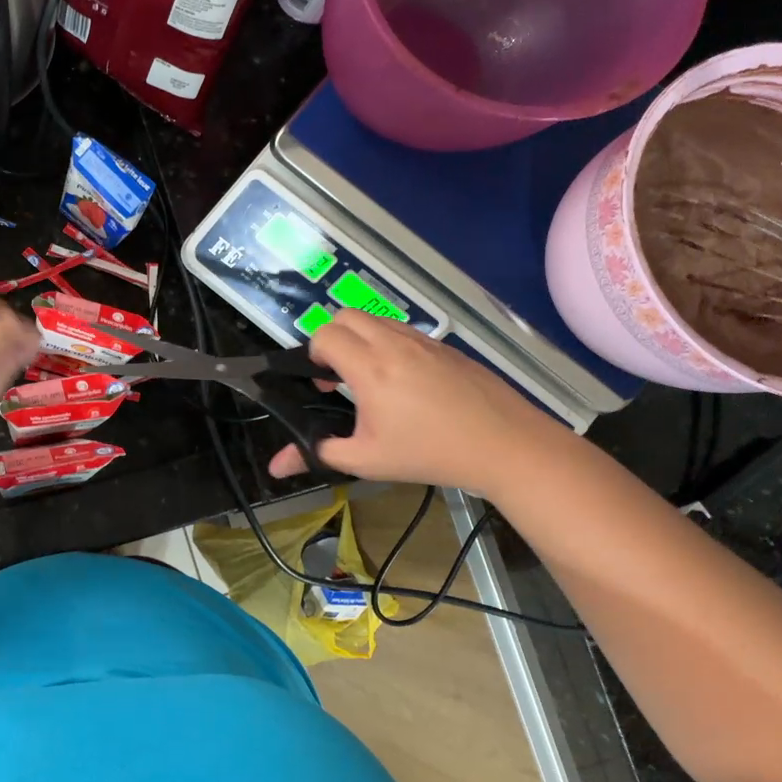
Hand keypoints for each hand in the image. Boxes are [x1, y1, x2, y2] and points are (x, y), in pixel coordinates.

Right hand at [268, 310, 571, 494]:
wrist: (506, 445)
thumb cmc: (430, 453)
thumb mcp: (367, 461)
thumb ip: (317, 454)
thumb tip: (276, 466)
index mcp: (370, 368)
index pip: (324, 335)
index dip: (313, 355)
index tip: (321, 383)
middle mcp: (394, 344)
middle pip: (346, 315)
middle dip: (331, 339)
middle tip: (337, 375)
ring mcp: (424, 342)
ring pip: (375, 319)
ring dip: (360, 339)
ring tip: (368, 379)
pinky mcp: (445, 348)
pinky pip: (403, 331)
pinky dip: (388, 344)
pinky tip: (402, 383)